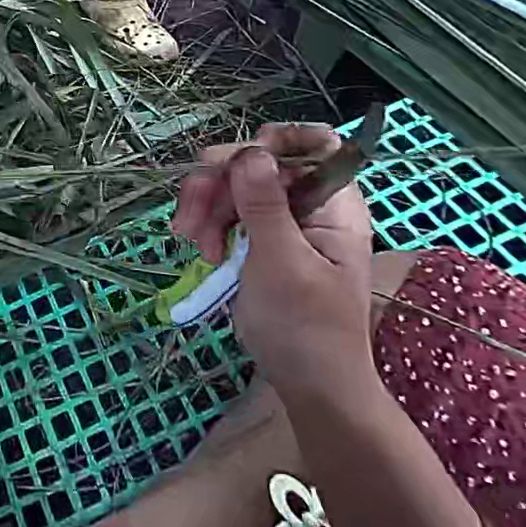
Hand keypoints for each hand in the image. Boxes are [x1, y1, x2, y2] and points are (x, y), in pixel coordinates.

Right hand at [172, 124, 376, 401]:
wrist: (308, 386)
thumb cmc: (306, 328)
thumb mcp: (281, 263)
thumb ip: (265, 205)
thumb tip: (251, 151)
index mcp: (333, 203)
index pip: (315, 143)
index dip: (276, 140)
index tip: (237, 162)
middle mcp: (308, 202)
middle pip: (258, 161)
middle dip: (220, 182)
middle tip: (192, 214)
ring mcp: (282, 219)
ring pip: (234, 184)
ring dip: (205, 206)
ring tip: (193, 243)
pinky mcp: (259, 237)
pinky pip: (226, 210)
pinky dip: (206, 223)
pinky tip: (199, 248)